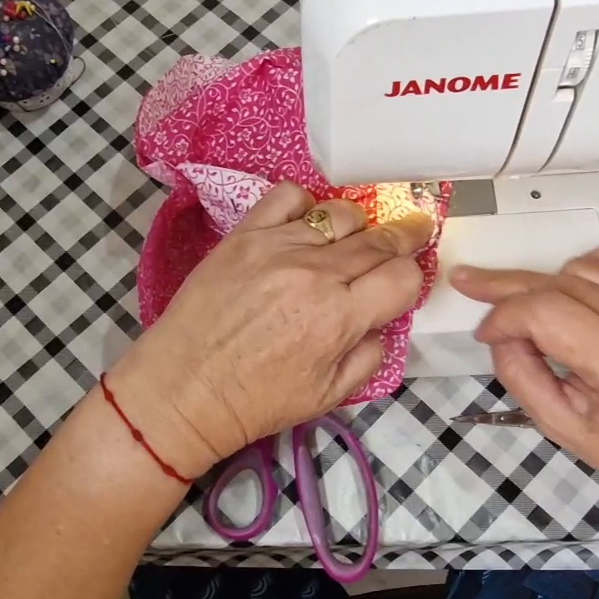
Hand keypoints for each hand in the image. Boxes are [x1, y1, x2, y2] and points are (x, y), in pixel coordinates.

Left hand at [109, 183, 433, 476]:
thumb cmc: (255, 401)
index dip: (414, 275)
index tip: (409, 276)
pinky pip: (287, 197)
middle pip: (378, 239)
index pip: (403, 275)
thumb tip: (382, 321)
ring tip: (352, 238)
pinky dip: (306, 205)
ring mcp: (276, 248)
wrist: (184, 389)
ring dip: (357, 225)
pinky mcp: (243, 235)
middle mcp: (314, 274)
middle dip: (403, 237)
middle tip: (412, 231)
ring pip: (339, 214)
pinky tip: (305, 224)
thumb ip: (369, 356)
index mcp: (339, 318)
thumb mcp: (328, 396)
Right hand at [451, 242, 598, 516]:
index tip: (484, 335)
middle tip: (468, 283)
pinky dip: (583, 265)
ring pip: (579, 267)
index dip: (502, 317)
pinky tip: (570, 290)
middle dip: (506, 287)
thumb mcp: (563, 429)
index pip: (544, 313)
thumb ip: (521, 376)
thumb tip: (500, 334)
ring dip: (544, 285)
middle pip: (557, 283)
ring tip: (529, 313)